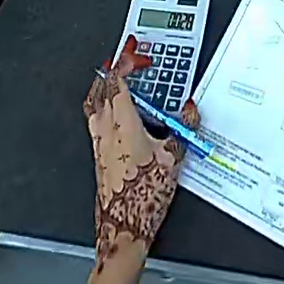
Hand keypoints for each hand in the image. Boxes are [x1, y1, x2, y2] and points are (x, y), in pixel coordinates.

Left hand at [82, 37, 199, 269]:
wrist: (123, 229)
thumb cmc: (144, 196)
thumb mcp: (173, 157)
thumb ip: (182, 127)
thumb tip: (189, 109)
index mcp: (123, 125)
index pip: (117, 83)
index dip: (124, 64)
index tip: (132, 53)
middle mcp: (105, 131)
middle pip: (100, 91)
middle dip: (111, 70)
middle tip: (121, 59)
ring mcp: (98, 144)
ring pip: (93, 106)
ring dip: (102, 88)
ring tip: (111, 79)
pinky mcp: (97, 156)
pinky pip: (94, 121)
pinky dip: (101, 107)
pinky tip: (114, 113)